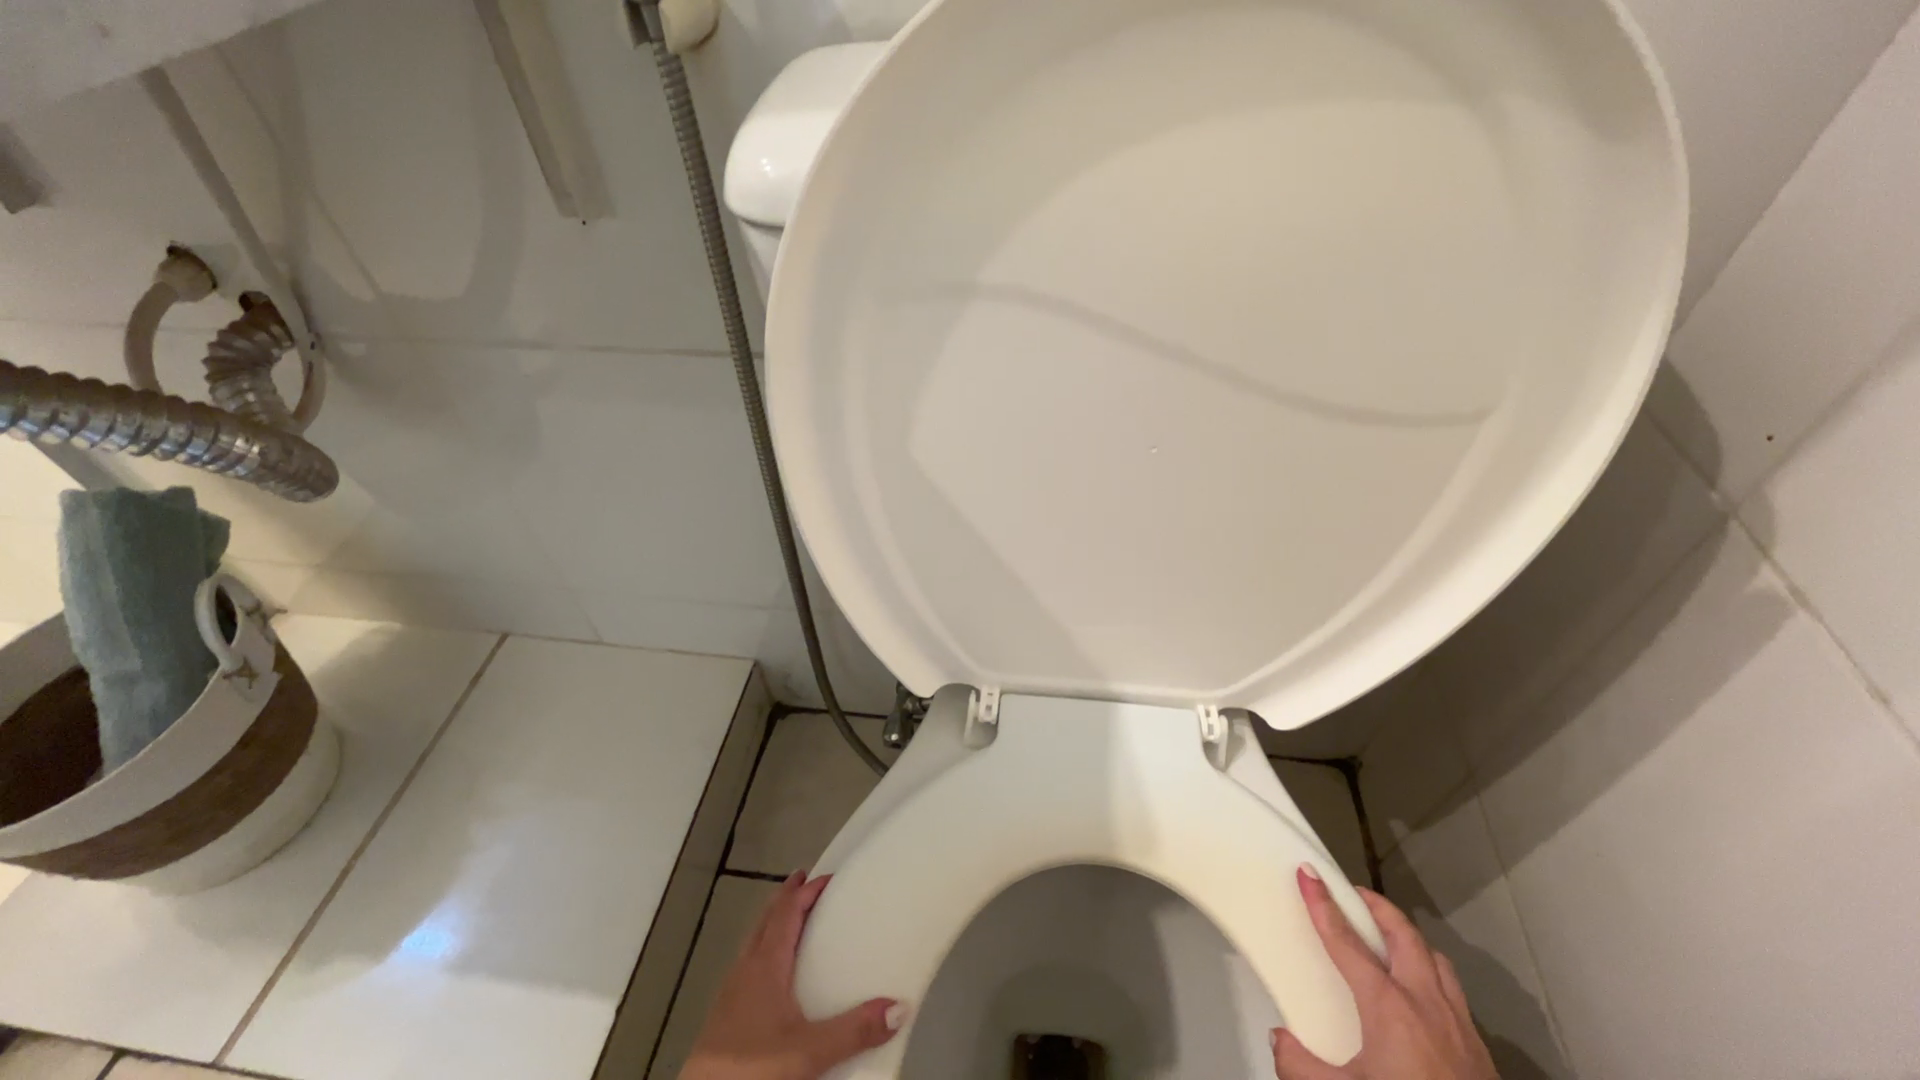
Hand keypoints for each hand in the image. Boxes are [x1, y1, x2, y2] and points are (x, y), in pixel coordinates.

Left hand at [680, 872, 903, 1079]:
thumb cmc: (752, 1066)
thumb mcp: (810, 1051)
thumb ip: (854, 1030)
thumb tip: (900, 1007)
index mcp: (765, 966)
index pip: (787, 914)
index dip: (805, 892)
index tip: (826, 876)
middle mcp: (745, 970)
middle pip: (765, 921)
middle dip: (785, 898)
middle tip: (804, 881)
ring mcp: (731, 992)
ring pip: (753, 942)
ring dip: (772, 923)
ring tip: (791, 920)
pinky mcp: (724, 1015)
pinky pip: (747, 966)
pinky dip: (763, 952)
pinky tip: (773, 975)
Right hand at [1272, 865, 1499, 1079]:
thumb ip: (1300, 1065)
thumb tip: (1279, 1038)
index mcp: (1387, 1005)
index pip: (1345, 941)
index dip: (1322, 904)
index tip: (1309, 874)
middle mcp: (1424, 1000)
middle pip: (1402, 933)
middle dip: (1377, 906)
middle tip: (1353, 895)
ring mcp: (1456, 1019)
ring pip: (1434, 956)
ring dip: (1409, 937)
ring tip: (1389, 938)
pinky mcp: (1477, 1042)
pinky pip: (1453, 988)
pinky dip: (1432, 972)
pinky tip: (1422, 992)